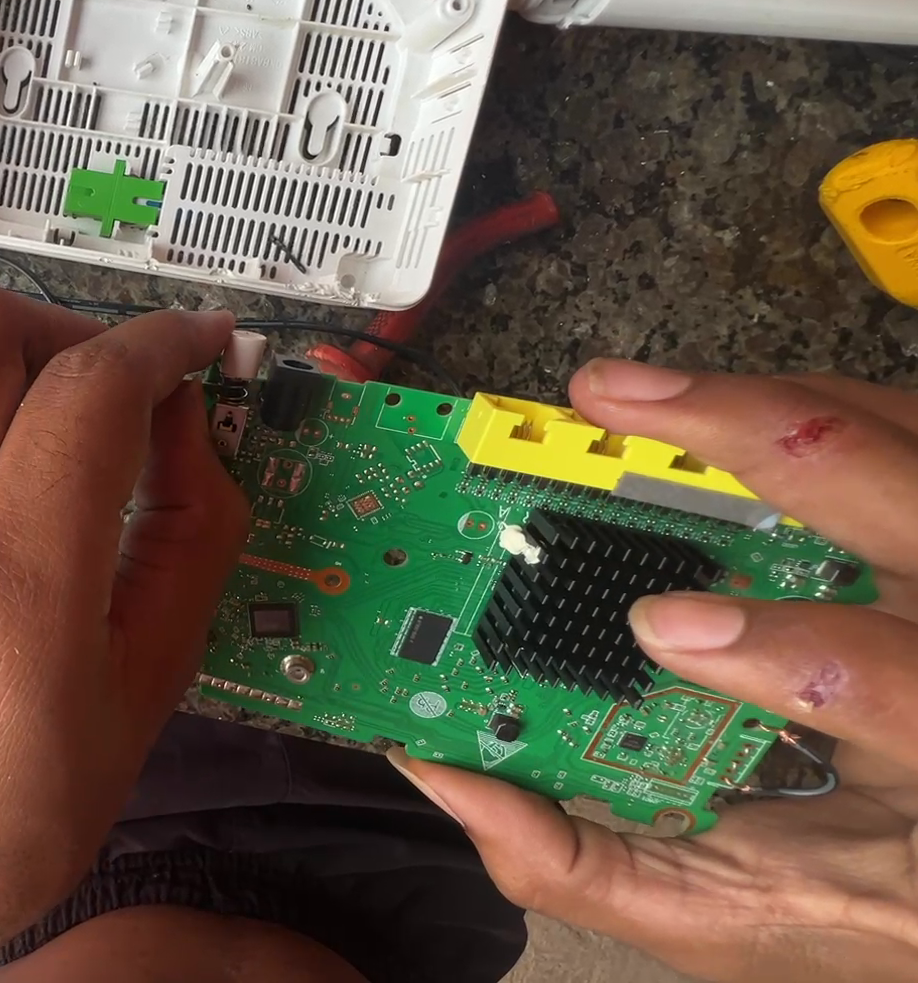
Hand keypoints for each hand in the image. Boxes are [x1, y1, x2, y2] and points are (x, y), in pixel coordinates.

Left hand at [0, 290, 248, 980]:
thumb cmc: (17, 806)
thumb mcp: (148, 683)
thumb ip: (190, 530)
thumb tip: (183, 423)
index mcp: (9, 588)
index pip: (88, 391)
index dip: (158, 345)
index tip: (195, 347)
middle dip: (75, 332)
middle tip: (118, 387)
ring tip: (44, 400)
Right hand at [392, 360, 917, 981]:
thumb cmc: (857, 898)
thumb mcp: (725, 910)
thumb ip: (581, 865)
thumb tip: (436, 772)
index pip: (909, 697)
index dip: (796, 654)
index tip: (657, 624)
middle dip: (765, 441)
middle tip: (614, 402)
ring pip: (911, 445)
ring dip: (772, 406)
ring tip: (638, 394)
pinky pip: (899, 437)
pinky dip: (803, 409)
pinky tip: (711, 413)